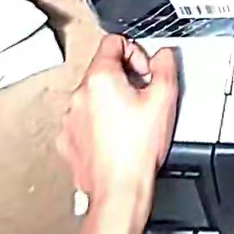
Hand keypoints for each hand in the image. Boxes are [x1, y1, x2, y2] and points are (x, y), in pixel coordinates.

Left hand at [56, 35, 180, 219]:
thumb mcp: (165, 96)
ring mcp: (69, 119)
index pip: (113, 42)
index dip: (135, 51)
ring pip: (94, 93)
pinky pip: (84, 117)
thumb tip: (162, 55)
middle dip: (126, 75)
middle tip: (143, 94)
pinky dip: (100, 120)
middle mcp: (79, 95)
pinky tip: (117, 134)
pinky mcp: (67, 140)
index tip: (144, 70)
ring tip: (132, 118)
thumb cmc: (138, 148)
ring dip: (112, 98)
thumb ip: (166, 63)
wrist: (120, 191)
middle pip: (103, 67)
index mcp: (100, 78)